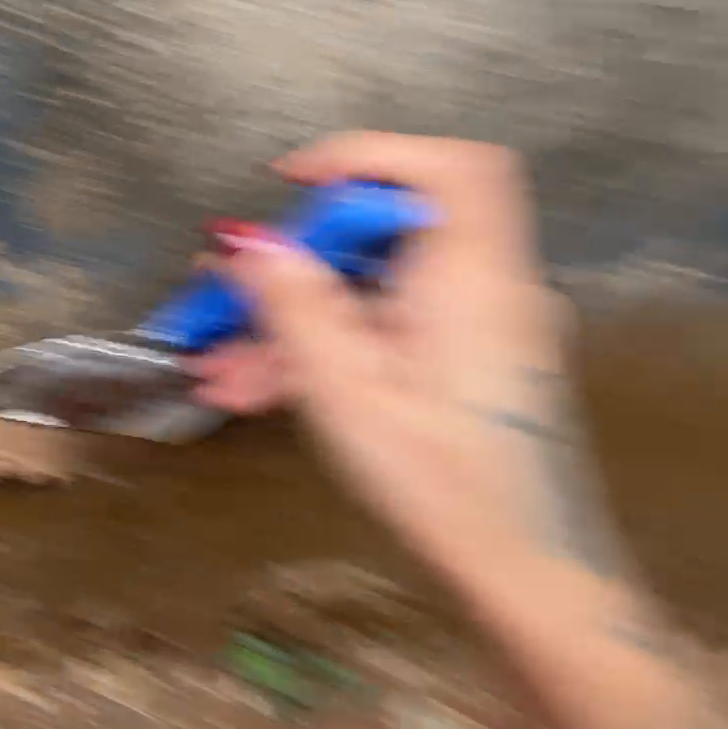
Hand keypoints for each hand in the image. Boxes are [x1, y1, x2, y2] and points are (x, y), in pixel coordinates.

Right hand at [187, 132, 626, 581]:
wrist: (515, 570)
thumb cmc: (438, 478)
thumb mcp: (345, 386)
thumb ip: (292, 304)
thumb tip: (243, 241)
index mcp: (469, 282)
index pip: (443, 171)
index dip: (363, 158)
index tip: (286, 185)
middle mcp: (473, 291)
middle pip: (374, 239)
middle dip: (285, 267)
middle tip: (216, 297)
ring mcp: (458, 327)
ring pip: (357, 293)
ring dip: (280, 322)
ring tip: (212, 367)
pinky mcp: (443, 359)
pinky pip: (366, 331)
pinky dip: (308, 349)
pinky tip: (248, 388)